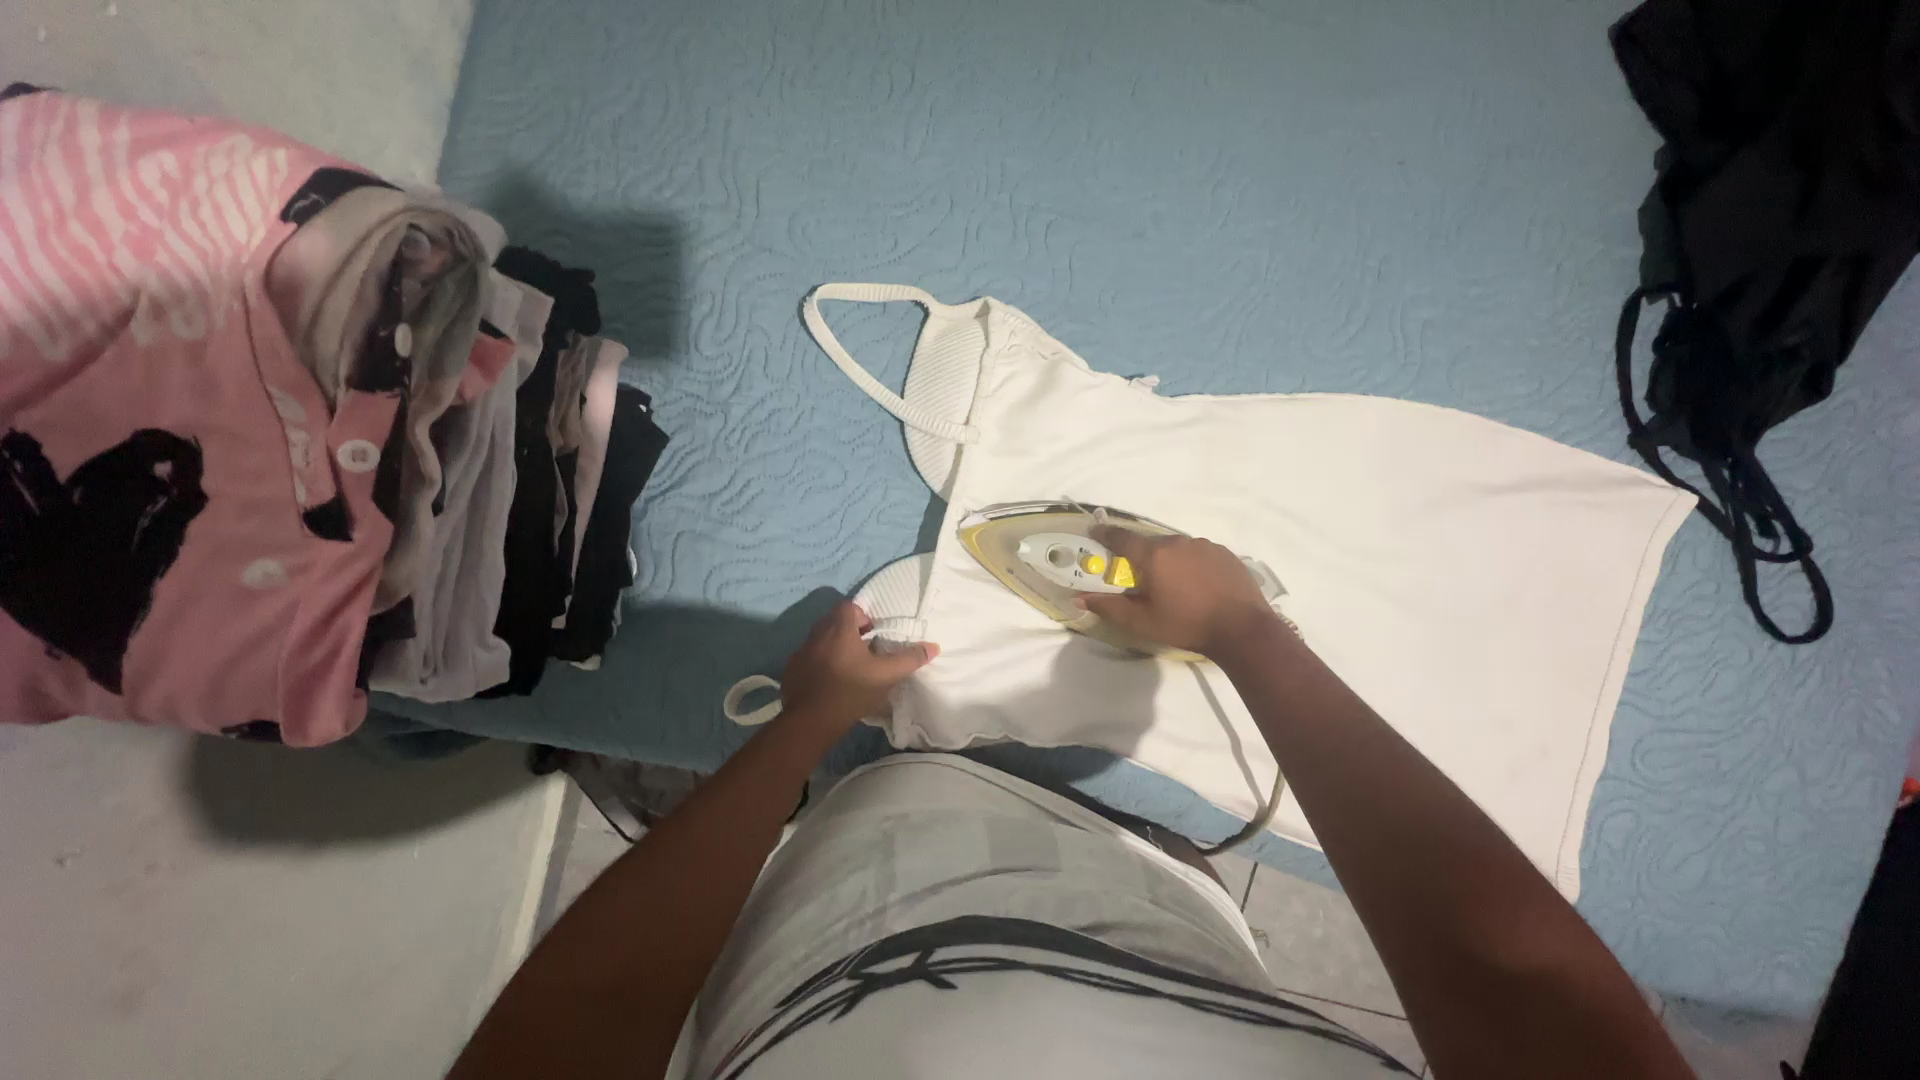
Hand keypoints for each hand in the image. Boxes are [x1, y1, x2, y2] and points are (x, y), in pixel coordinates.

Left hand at [779, 601, 938, 728]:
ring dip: (833, 646)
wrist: (811, 722)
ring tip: (849, 665)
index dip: (863, 615)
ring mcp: (800, 653)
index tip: (874, 632)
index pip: (849, 606)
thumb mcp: (886, 676)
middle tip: (865, 648)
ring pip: (820, 640)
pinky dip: (819, 664)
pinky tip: (830, 682)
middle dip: (849, 630)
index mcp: (838, 629)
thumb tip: (933, 646)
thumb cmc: (851, 691)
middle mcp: (816, 635)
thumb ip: (910, 659)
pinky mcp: (791, 671)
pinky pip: (808, 659)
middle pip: (833, 621)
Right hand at [1078, 525, 1284, 659]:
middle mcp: (1176, 542)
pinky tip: (1197, 585)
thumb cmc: (1186, 625)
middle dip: (1140, 556)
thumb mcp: (1142, 622)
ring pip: (1176, 548)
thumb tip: (1079, 598)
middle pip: (1149, 544)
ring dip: (1168, 561)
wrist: (1242, 628)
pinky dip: (1191, 565)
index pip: (1121, 537)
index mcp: (1153, 555)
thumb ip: (1109, 607)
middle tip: (1139, 576)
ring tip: (1173, 585)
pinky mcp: (1225, 552)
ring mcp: (1204, 545)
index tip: (1094, 530)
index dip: (1105, 533)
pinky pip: (1198, 554)